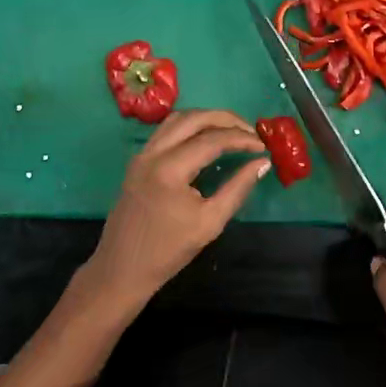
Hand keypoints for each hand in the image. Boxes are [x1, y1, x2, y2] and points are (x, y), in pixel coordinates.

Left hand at [83, 110, 270, 308]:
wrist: (122, 268)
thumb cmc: (168, 250)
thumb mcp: (210, 222)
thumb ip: (238, 188)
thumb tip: (262, 163)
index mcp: (170, 169)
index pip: (212, 139)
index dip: (241, 138)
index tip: (263, 146)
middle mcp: (153, 153)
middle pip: (194, 118)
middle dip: (226, 120)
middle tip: (251, 131)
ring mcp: (142, 155)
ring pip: (177, 119)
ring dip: (207, 119)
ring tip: (232, 131)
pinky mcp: (138, 161)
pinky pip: (166, 131)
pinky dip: (190, 127)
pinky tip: (206, 139)